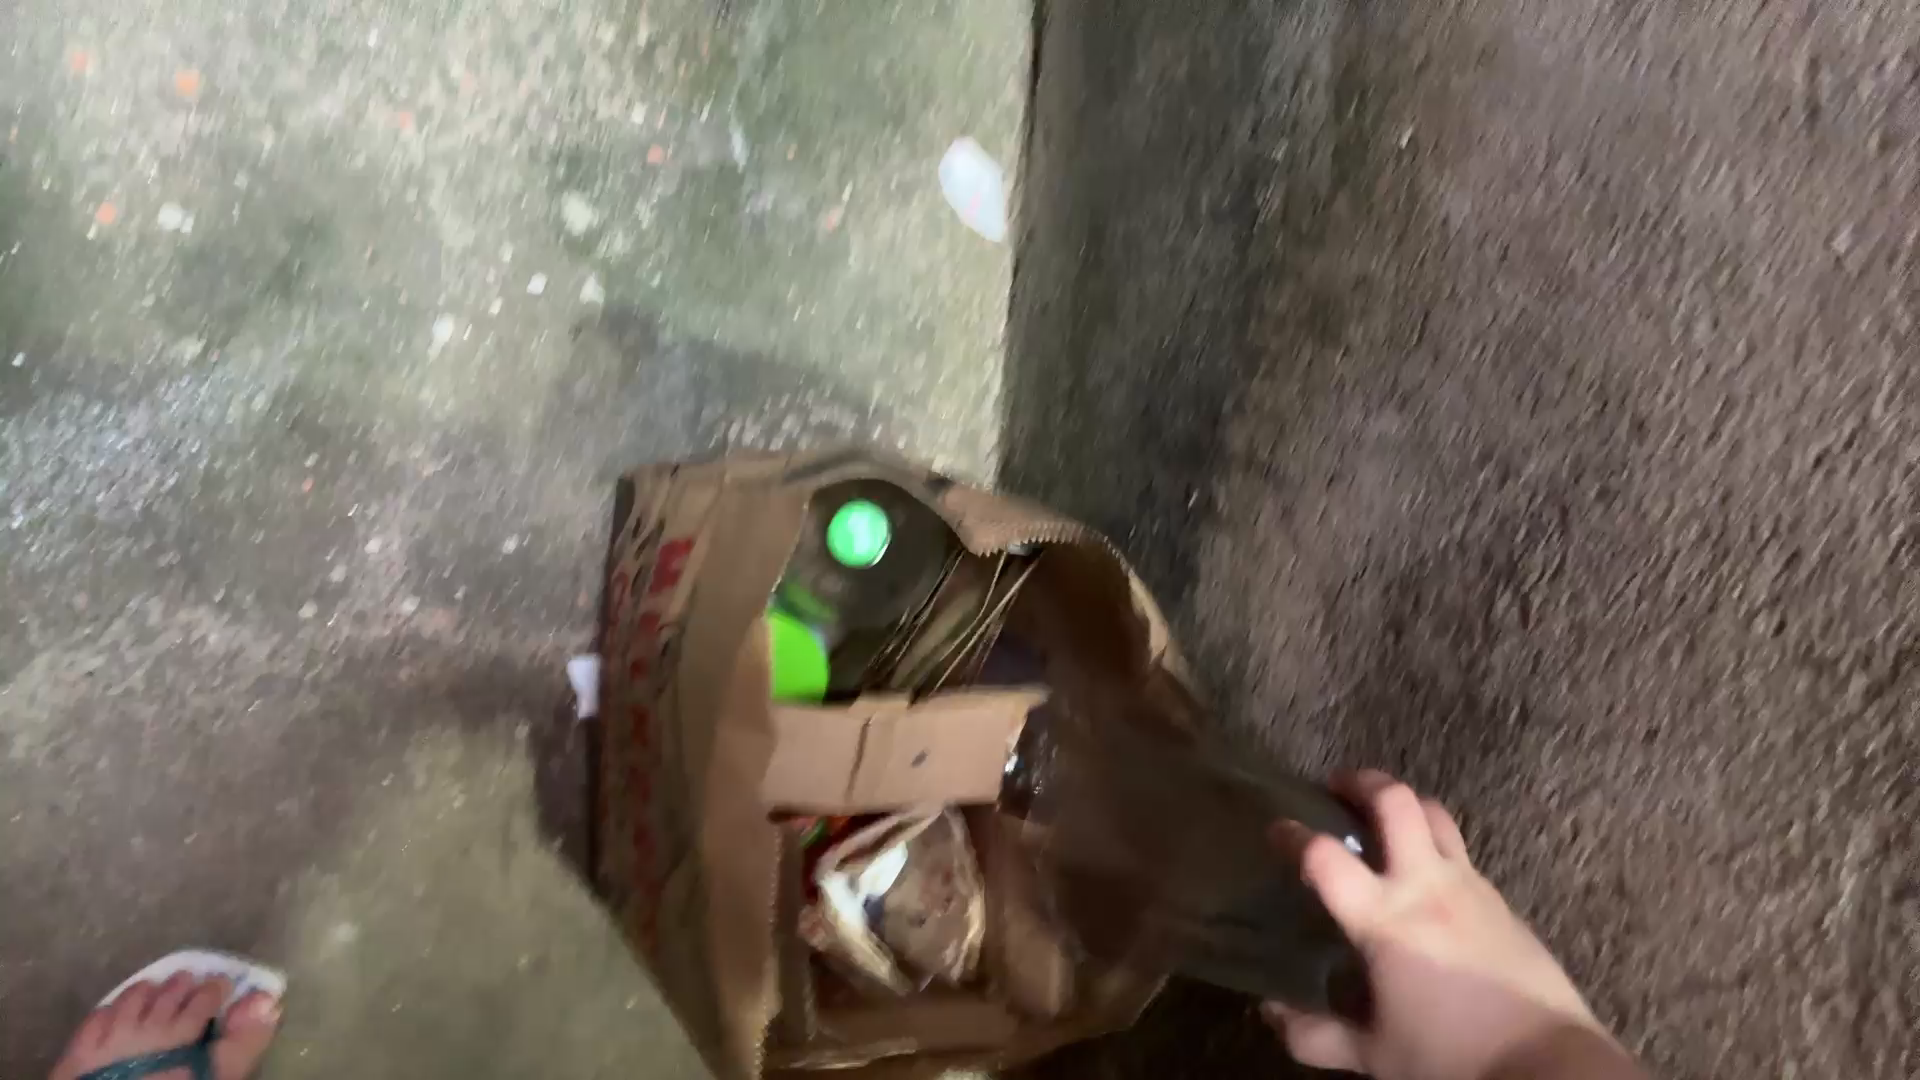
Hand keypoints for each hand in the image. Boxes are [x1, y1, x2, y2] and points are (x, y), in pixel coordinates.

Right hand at [1265, 770, 1632, 1079]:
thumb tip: (1269, 1014)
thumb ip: (1317, 1033)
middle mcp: (1424, 885)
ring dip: (1404, 804)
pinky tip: (1428, 877)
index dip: (1291, 834)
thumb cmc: (1455, 1058)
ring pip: (1435, 815)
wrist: (1556, 1074)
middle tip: (1337, 786)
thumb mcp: (1377, 1054)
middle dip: (1361, 782)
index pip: (1322, 855)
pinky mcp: (1503, 903)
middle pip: (1394, 802)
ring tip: (1384, 815)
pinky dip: (1436, 848)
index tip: (1277, 828)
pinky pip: (1462, 855)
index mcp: (1383, 916)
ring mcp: (1469, 888)